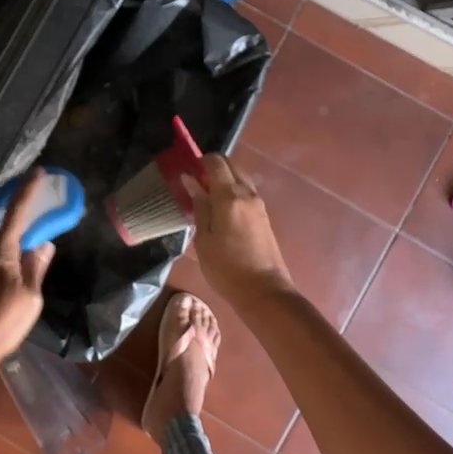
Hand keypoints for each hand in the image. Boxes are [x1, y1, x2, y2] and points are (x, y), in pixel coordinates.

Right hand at [183, 154, 293, 305]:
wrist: (264, 292)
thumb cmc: (226, 268)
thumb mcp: (204, 238)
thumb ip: (199, 205)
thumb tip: (190, 180)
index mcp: (229, 197)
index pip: (216, 162)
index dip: (200, 161)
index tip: (188, 172)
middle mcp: (247, 194)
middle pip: (231, 164)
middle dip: (213, 167)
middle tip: (197, 184)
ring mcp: (258, 204)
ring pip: (240, 176)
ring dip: (224, 179)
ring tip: (208, 199)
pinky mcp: (263, 215)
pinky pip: (246, 190)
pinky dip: (233, 190)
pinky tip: (222, 210)